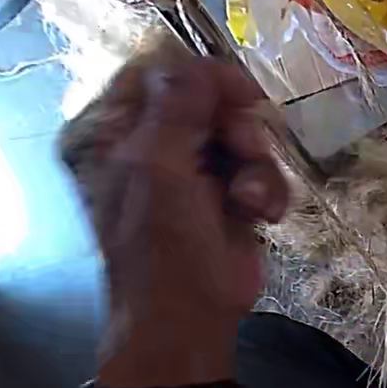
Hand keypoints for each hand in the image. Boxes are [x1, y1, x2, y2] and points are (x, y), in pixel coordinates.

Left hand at [59, 48, 289, 387]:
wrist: (190, 321)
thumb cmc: (161, 250)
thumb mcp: (158, 169)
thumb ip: (179, 105)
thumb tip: (208, 65)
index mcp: (117, 133)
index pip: (159, 75)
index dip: (203, 78)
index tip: (239, 93)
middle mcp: (155, 146)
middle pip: (209, 102)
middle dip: (236, 128)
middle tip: (245, 151)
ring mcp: (196, 174)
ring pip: (243, 137)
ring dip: (258, 167)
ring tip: (252, 201)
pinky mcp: (231, 199)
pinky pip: (261, 171)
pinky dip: (269, 191)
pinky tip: (264, 216)